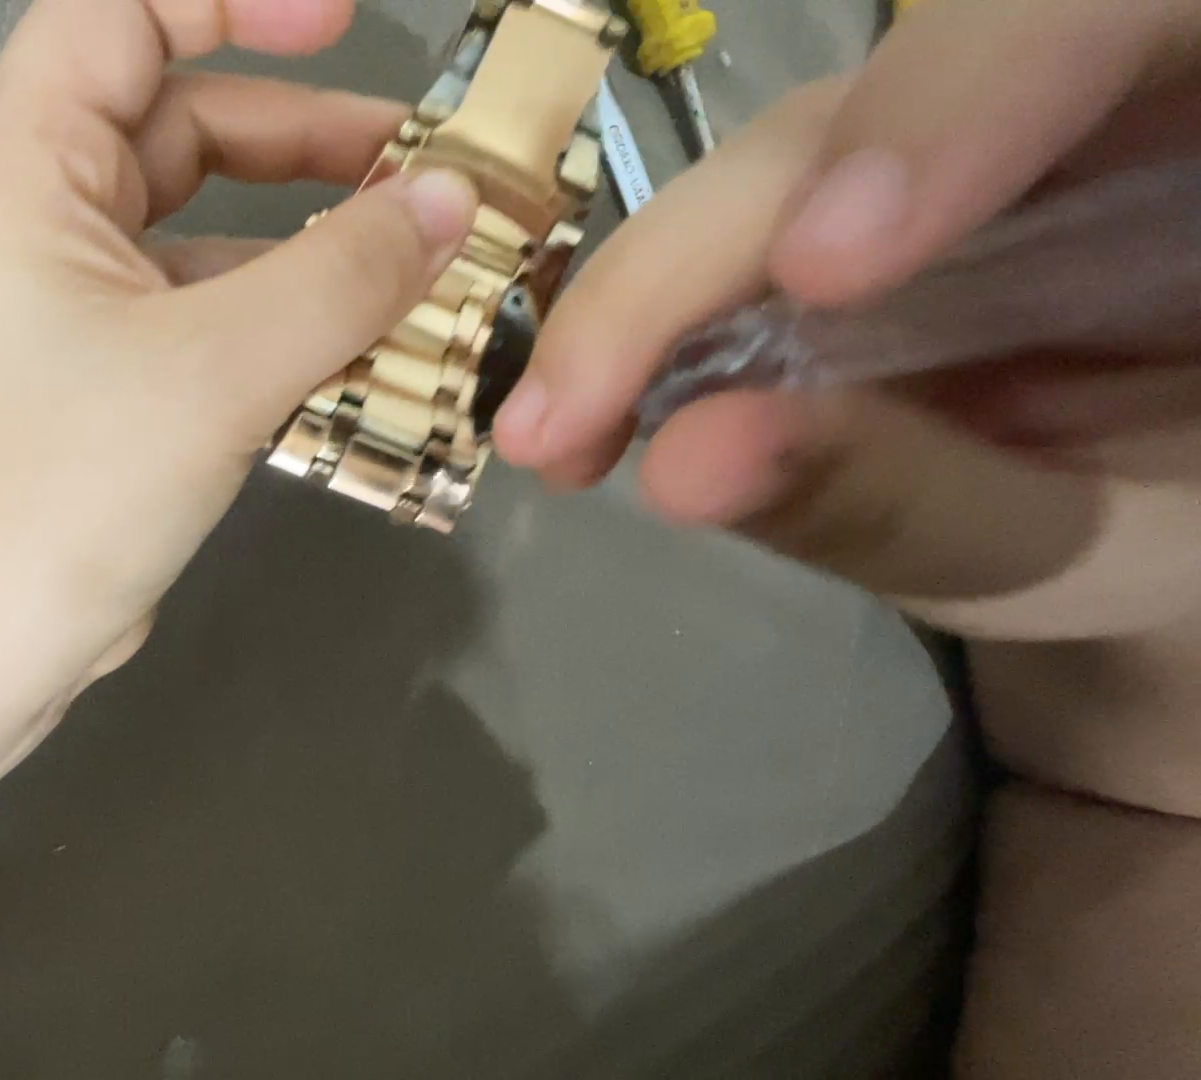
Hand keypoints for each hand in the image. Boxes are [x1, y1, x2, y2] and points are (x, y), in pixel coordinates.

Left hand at [0, 0, 477, 715]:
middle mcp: (51, 223)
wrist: (0, 635)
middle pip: (184, 128)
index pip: (118, 17)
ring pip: (212, 231)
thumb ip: (343, 276)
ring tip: (418, 259)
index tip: (338, 17)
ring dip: (311, 240)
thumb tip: (453, 200)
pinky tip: (363, 338)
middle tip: (420, 170)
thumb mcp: (220, 368)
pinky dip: (288, 315)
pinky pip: (217, 311)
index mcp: (31, 174)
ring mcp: (88, 306)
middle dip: (306, 140)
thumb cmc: (77, 486)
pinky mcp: (123, 376)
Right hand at [492, 0, 1200, 811]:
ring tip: (549, 439)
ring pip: (730, 191)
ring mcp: (891, 167)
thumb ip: (908, 499)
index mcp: (1191, 127)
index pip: (1087, 21)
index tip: (818, 274)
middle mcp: (1025, 116)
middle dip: (671, 275)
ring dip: (615, 318)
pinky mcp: (798, 227)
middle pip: (818, 132)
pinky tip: (576, 421)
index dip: (942, 112)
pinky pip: (695, 254)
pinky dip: (621, 342)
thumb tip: (677, 466)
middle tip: (559, 421)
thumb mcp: (1064, 546)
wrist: (1131, 521)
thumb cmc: (1156, 532)